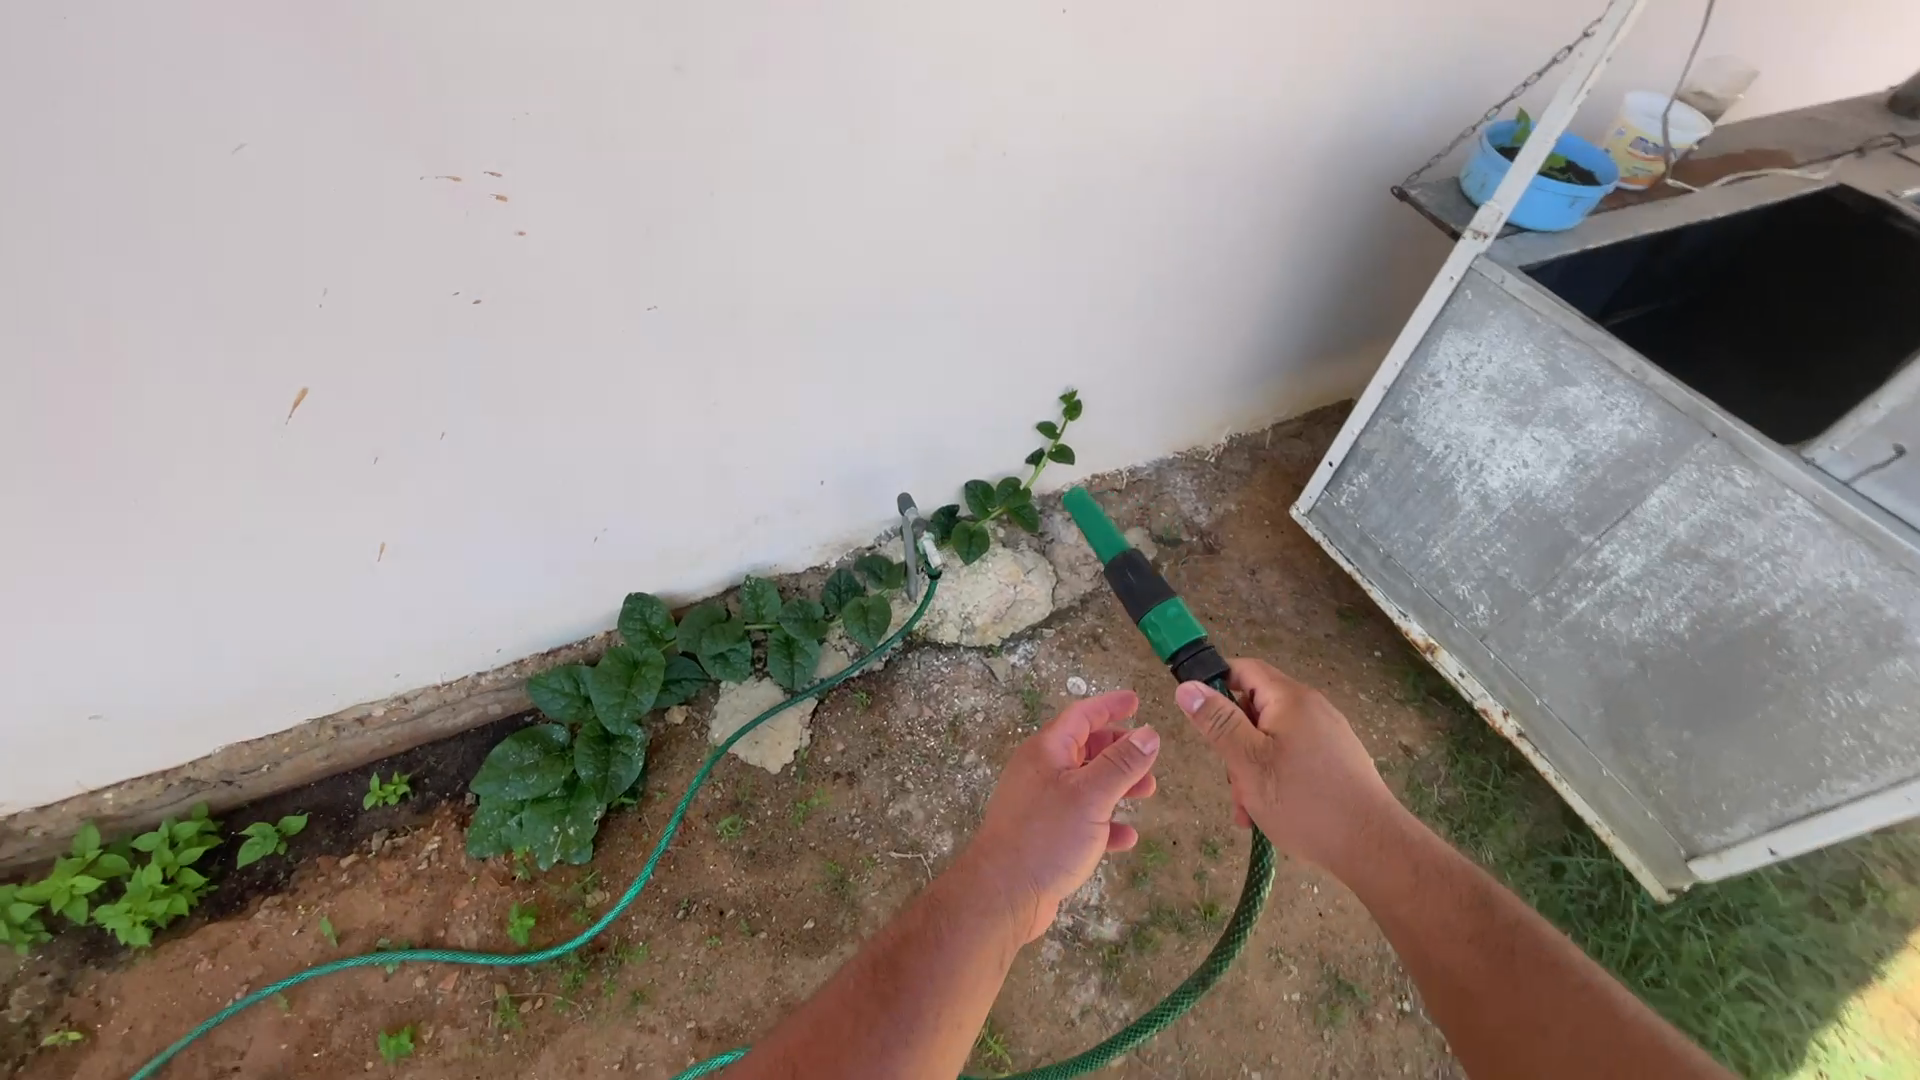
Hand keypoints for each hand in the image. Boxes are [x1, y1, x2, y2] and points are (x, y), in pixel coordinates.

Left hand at [958, 690, 1159, 942]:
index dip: (1109, 706)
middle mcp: (1040, 770)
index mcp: (1047, 750)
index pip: (1081, 715)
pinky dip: (1104, 823)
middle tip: (1147, 757)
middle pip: (1083, 748)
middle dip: (1117, 750)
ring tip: (1146, 793)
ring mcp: (1039, 803)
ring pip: (1085, 784)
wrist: (1003, 892)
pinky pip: (1080, 820)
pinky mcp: (1043, 835)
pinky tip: (1126, 837)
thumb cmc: (1046, 835)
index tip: (1135, 701)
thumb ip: (1122, 764)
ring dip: (1116, 786)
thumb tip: (1149, 734)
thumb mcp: (1091, 795)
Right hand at [1175, 659, 1400, 877]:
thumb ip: (1217, 722)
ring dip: (1251, 767)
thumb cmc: (1304, 801)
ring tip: (1249, 808)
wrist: (1374, 848)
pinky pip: (1293, 757)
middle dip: (1234, 741)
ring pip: (1272, 738)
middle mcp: (1313, 708)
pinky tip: (1269, 813)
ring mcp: (1328, 735)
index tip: (1200, 717)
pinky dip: (1274, 777)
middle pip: (1256, 708)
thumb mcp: (1248, 761)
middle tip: (1231, 779)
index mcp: (1291, 699)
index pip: (1244, 669)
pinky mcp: (1338, 761)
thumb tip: (1187, 687)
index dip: (1216, 684)